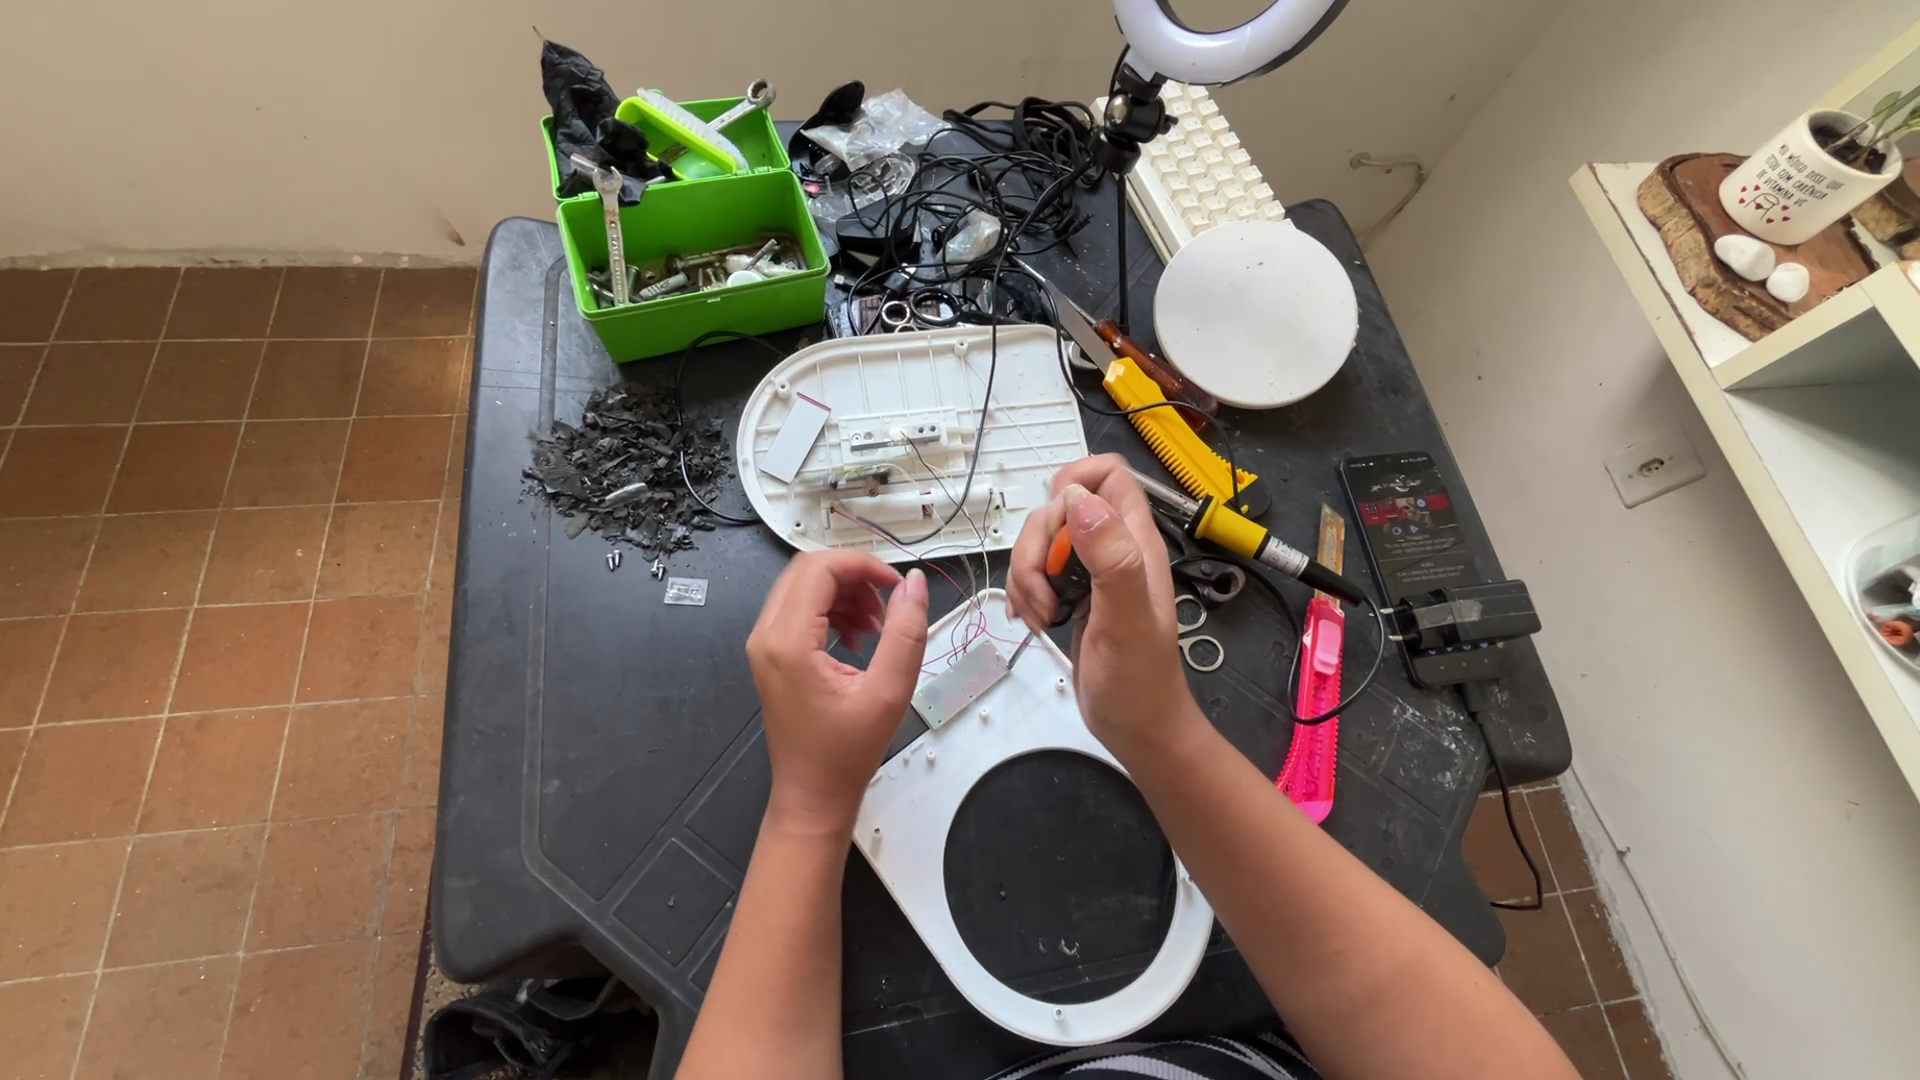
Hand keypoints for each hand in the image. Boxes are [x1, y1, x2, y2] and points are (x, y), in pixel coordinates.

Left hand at [747, 551, 928, 833]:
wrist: (813, 796)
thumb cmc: (846, 753)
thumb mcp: (889, 691)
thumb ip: (906, 632)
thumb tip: (914, 584)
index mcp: (788, 642)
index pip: (820, 569)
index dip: (863, 565)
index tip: (897, 585)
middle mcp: (766, 636)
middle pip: (808, 571)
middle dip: (854, 576)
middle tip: (889, 602)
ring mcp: (764, 645)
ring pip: (803, 588)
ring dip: (845, 594)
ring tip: (878, 626)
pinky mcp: (771, 655)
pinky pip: (799, 610)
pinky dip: (832, 610)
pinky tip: (860, 636)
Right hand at [1007, 455, 1201, 757]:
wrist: (1136, 728)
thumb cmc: (1139, 681)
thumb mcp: (1128, 620)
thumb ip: (1111, 558)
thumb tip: (1078, 500)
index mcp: (1134, 542)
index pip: (1108, 475)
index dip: (1075, 482)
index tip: (1055, 527)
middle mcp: (1110, 548)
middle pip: (1057, 510)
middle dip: (1035, 550)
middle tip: (1045, 595)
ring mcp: (1087, 573)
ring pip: (1039, 544)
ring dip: (1025, 577)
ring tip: (1041, 617)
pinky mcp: (1068, 595)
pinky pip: (1032, 574)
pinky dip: (1022, 593)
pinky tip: (1032, 620)